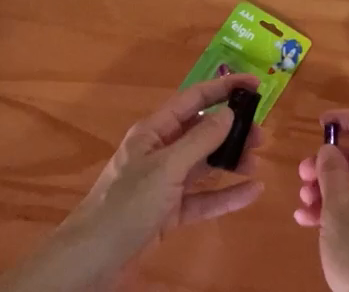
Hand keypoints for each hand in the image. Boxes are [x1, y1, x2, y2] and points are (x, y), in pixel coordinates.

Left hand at [0, 74, 267, 291]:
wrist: (88, 264)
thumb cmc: (124, 206)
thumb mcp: (165, 169)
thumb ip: (200, 140)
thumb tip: (229, 112)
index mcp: (154, 132)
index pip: (194, 99)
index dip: (224, 88)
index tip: (256, 84)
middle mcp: (161, 152)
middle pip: (203, 132)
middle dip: (232, 130)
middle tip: (261, 135)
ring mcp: (165, 184)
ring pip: (205, 164)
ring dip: (231, 161)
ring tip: (256, 162)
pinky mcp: (168, 213)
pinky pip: (203, 198)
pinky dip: (226, 195)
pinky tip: (251, 192)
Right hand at [293, 110, 348, 291]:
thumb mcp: (339, 210)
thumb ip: (332, 172)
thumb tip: (329, 147)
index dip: (348, 119)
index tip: (321, 123)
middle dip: (329, 162)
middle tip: (302, 172)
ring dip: (326, 187)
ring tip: (302, 201)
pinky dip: (333, 208)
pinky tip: (306, 219)